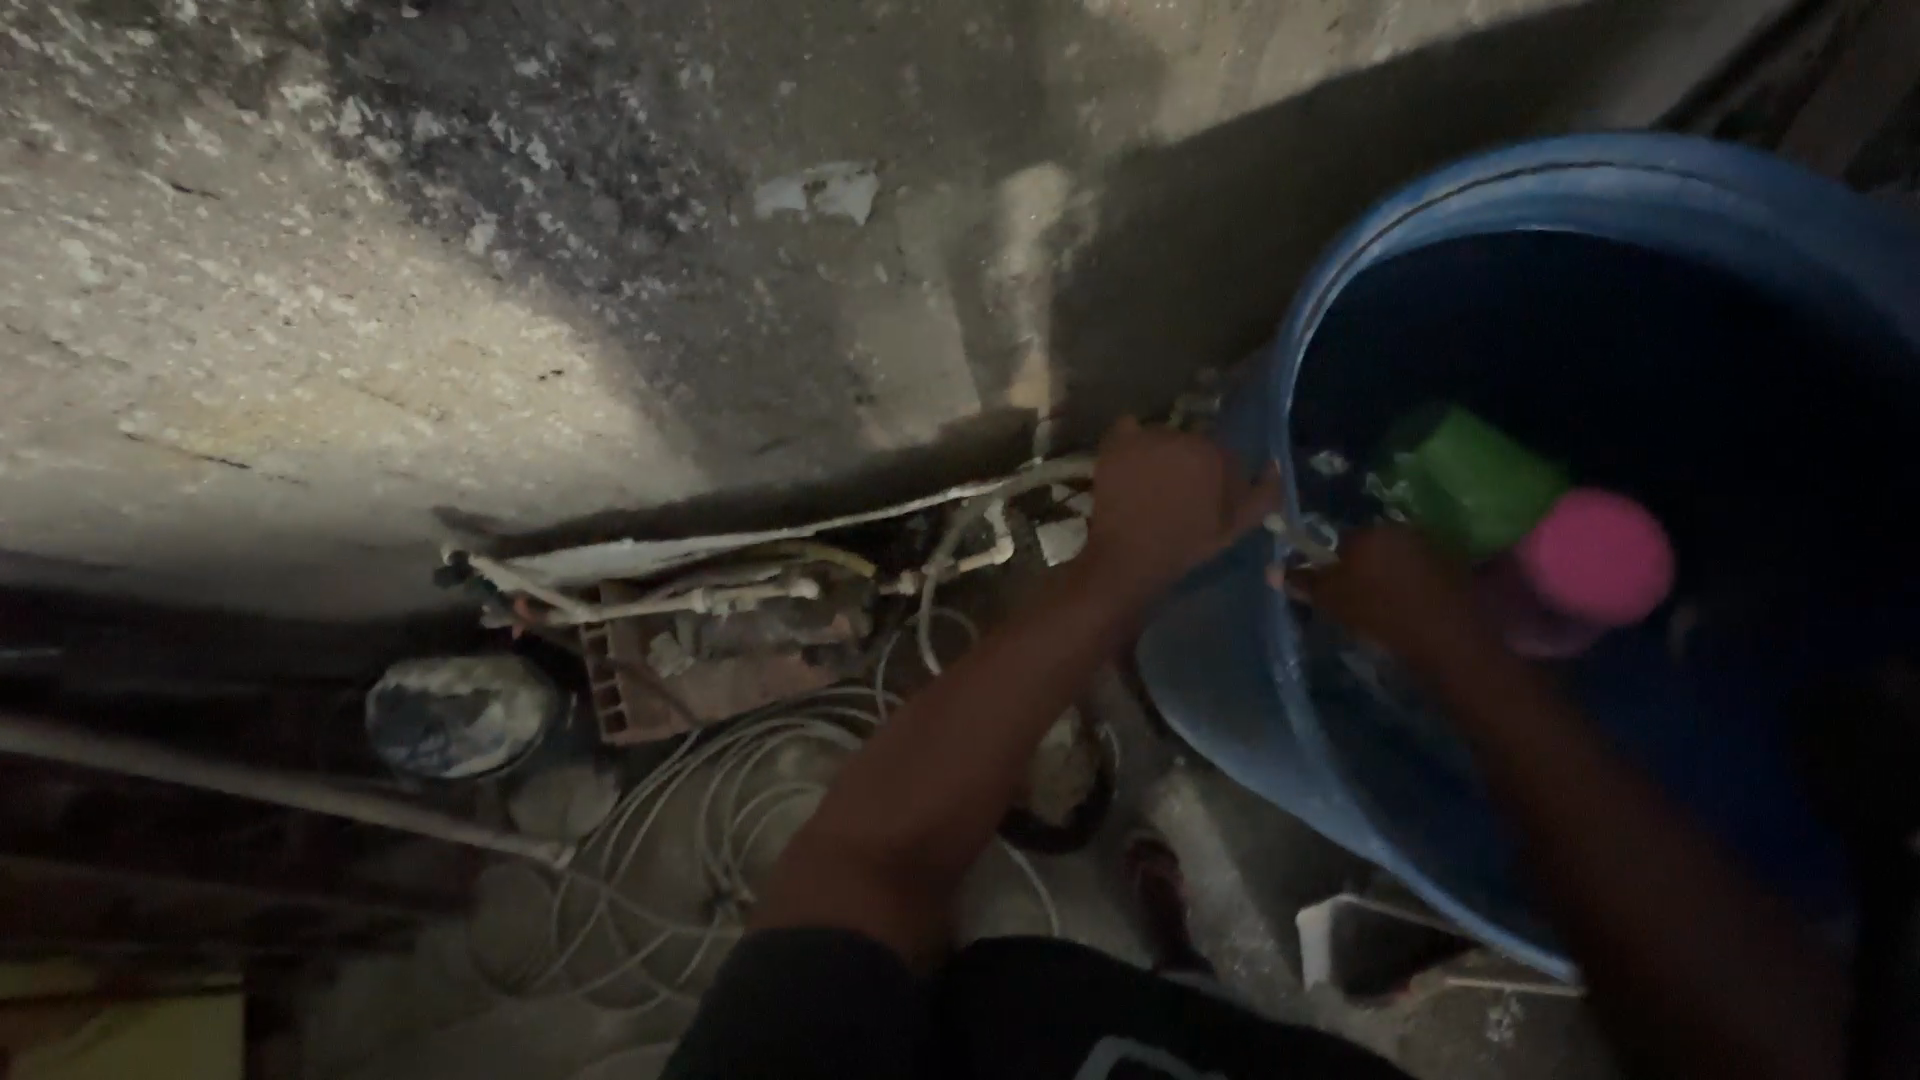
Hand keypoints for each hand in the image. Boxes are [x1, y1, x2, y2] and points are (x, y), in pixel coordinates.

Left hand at [1080, 416, 1278, 600]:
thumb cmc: (1187, 545)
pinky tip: (1129, 462)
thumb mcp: (1237, 527)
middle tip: (1173, 489)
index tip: (1201, 493)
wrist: (1131, 556)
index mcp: (1217, 454)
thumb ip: (1264, 494)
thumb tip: (1273, 464)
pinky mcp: (1117, 443)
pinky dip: (1130, 440)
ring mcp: (1148, 437)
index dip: (1212, 473)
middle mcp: (1184, 437)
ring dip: (1159, 451)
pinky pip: (1127, 428)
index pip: (1220, 452)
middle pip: (1190, 440)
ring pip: (1161, 435)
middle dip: (1185, 461)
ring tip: (1148, 482)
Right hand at [1287, 524, 1487, 669]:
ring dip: (1387, 577)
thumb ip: (1302, 581)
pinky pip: (1421, 573)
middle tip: (1354, 601)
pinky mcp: (1456, 570)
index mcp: (1370, 532)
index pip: (1338, 540)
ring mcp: (1433, 549)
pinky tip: (1409, 611)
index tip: (1331, 589)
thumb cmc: (1380, 615)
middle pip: (1369, 547)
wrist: (1446, 643)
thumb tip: (1272, 569)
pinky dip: (1412, 587)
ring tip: (1383, 609)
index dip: (1330, 564)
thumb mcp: (1330, 601)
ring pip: (1396, 560)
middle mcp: (1403, 531)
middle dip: (1360, 568)